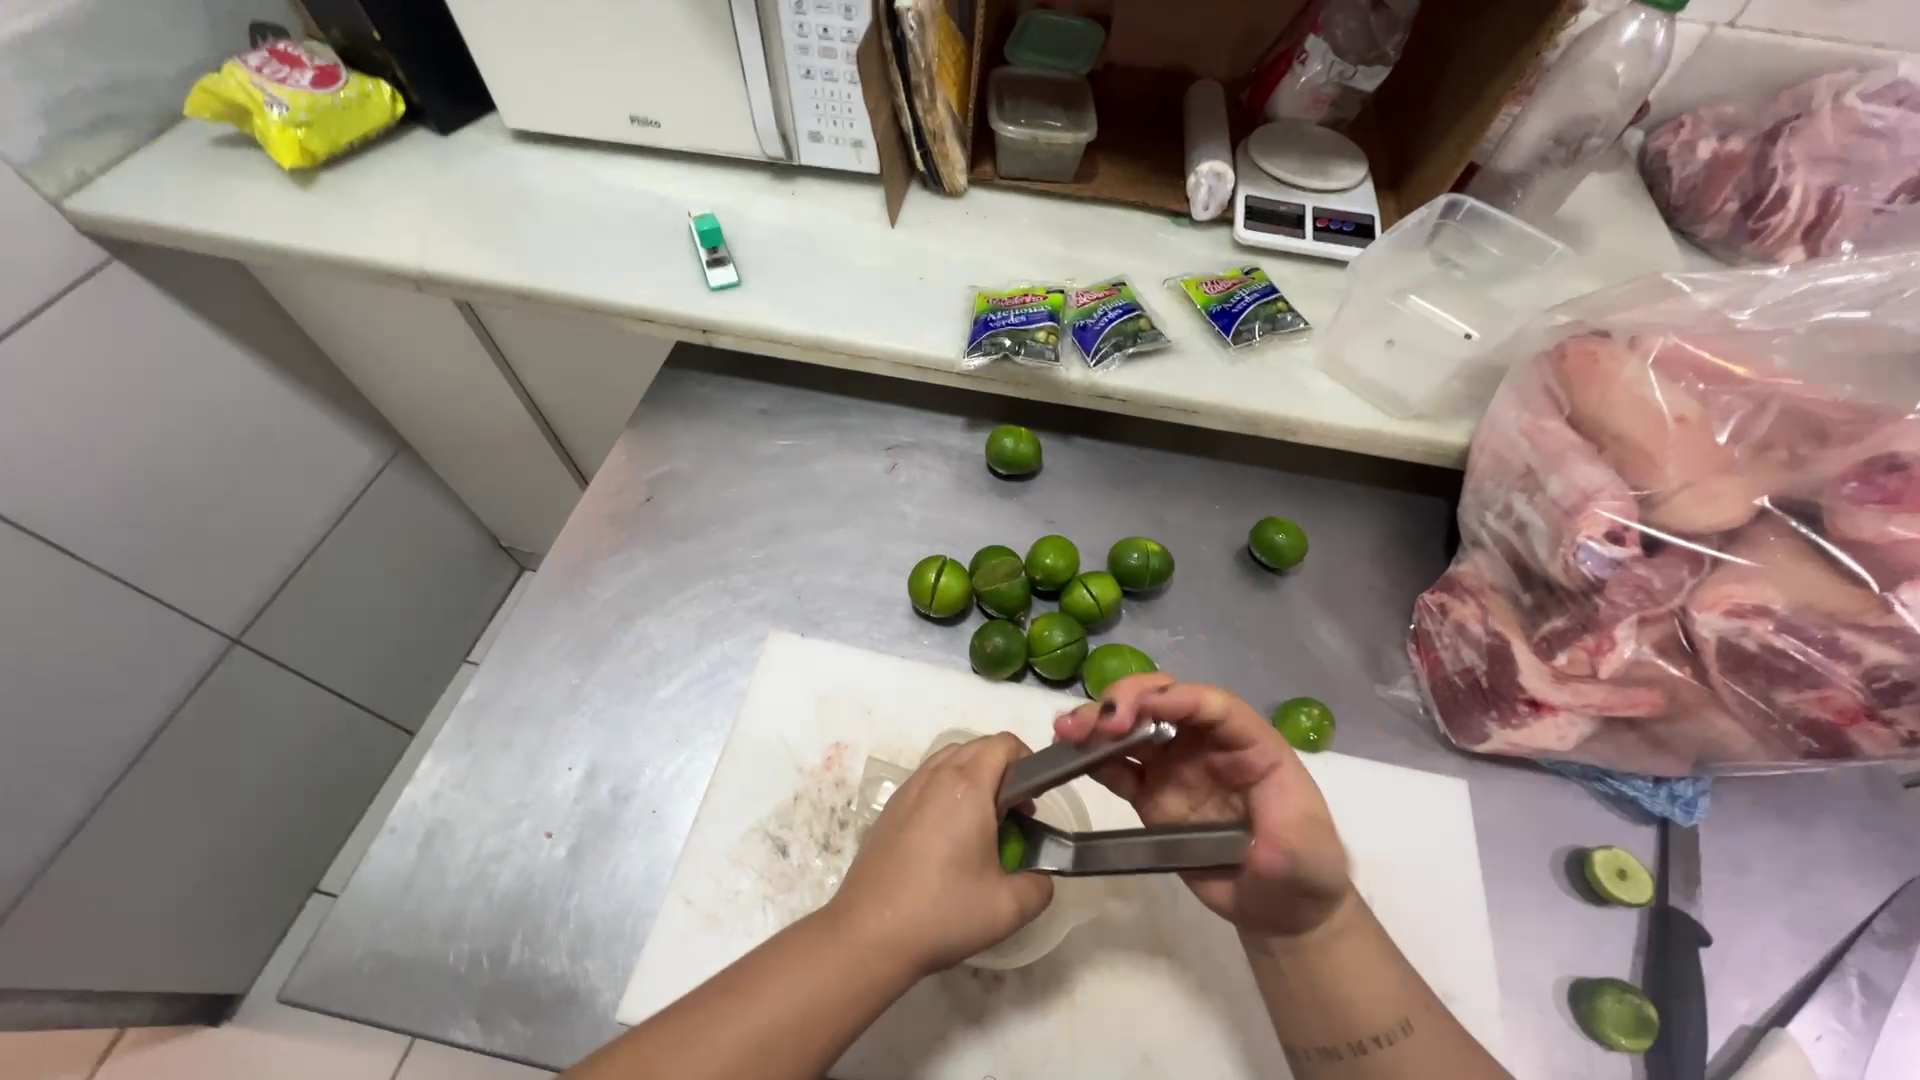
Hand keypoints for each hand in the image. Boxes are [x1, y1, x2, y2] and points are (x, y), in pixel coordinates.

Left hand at [826, 733, 1053, 975]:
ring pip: (949, 761)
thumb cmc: (942, 914)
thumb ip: (1039, 885)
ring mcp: (908, 791)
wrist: (868, 934)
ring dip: (974, 778)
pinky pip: (927, 781)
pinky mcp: (890, 809)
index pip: (1004, 744)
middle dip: (1004, 771)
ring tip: (983, 825)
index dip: (1029, 763)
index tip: (1033, 802)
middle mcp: (935, 778)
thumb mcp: (1009, 909)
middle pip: (977, 747)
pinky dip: (947, 792)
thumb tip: (1040, 876)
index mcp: (967, 788)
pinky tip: (949, 838)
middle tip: (1015, 816)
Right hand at [1055, 675, 1350, 937]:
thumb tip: (1258, 848)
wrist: (1281, 909)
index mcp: (1249, 743)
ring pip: (1132, 727)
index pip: (1213, 705)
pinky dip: (1090, 758)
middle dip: (1128, 700)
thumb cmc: (1305, 871)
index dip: (1177, 698)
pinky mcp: (1150, 796)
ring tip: (1065, 731)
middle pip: (1163, 700)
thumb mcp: (1308, 857)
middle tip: (1099, 722)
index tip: (1144, 707)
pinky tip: (1065, 755)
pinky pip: (1117, 769)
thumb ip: (1286, 848)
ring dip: (1098, 721)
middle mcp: (1206, 745)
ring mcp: (1174, 768)